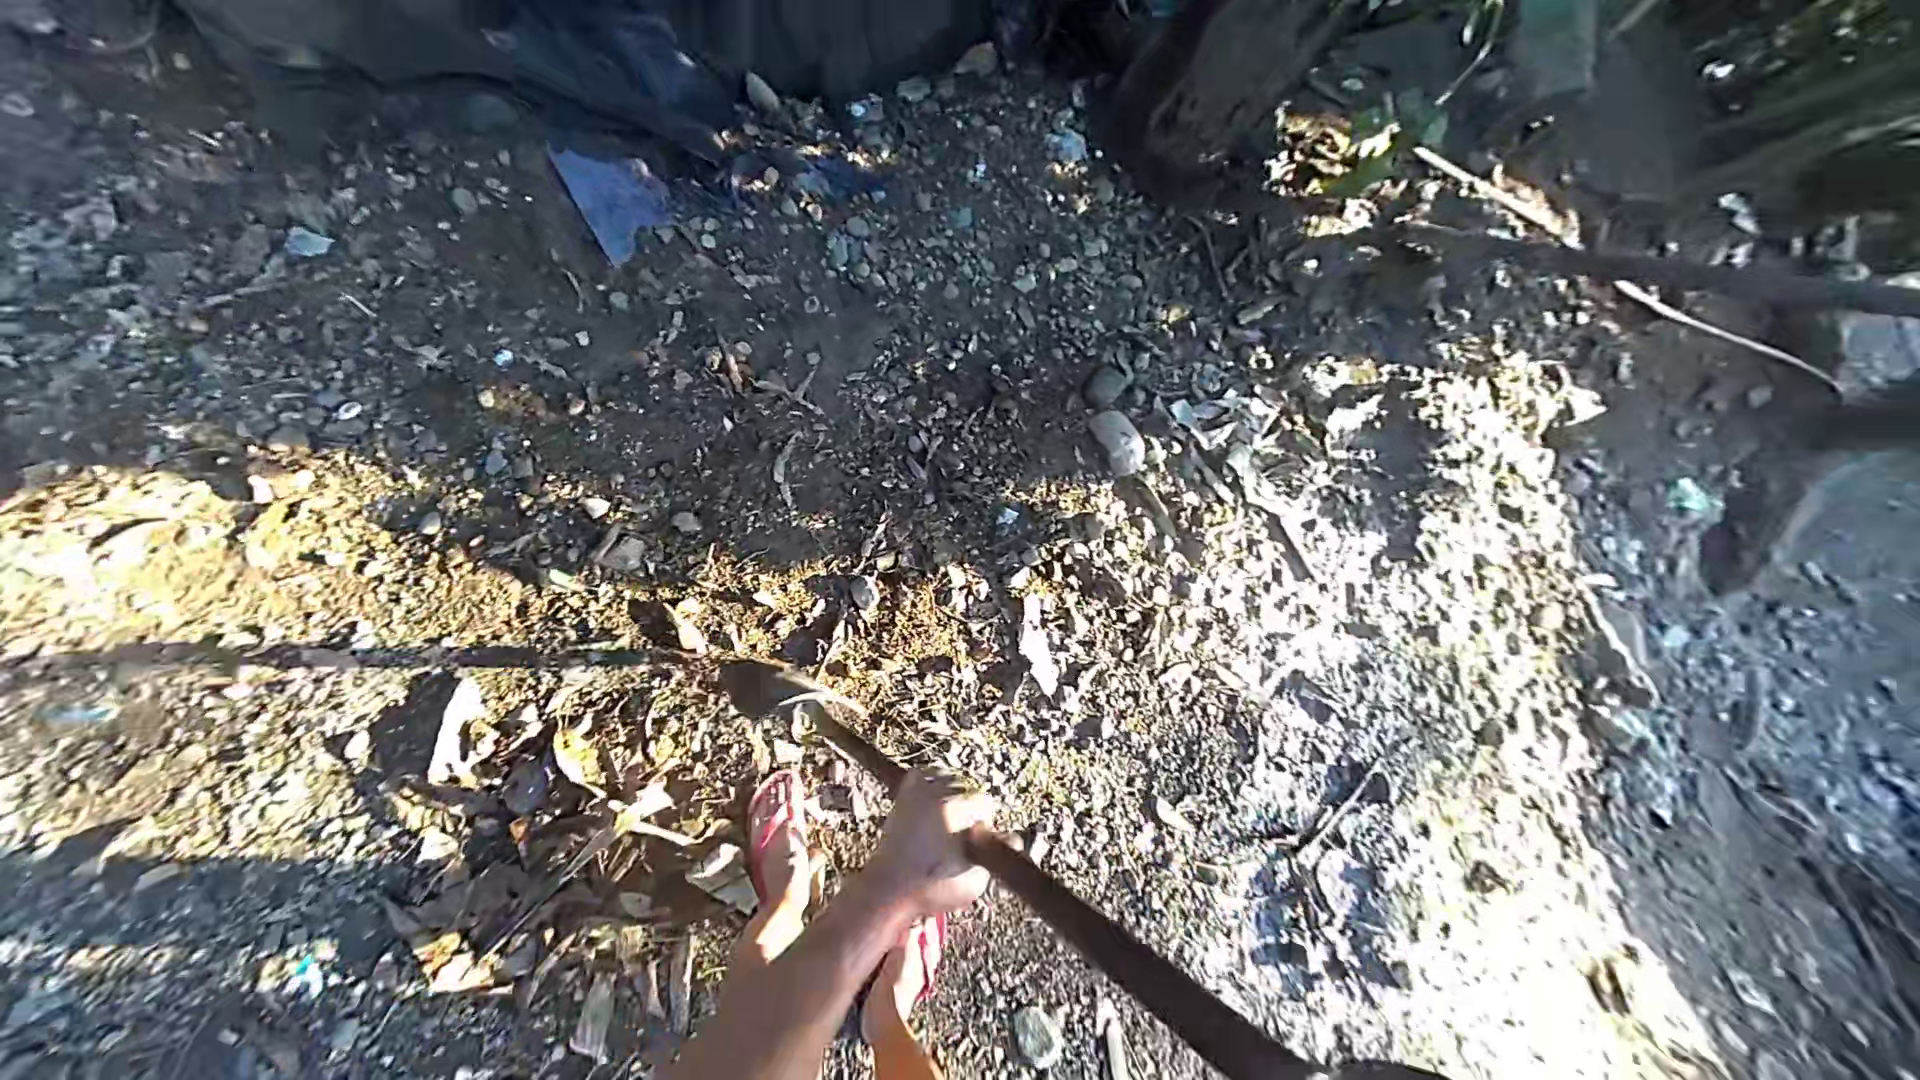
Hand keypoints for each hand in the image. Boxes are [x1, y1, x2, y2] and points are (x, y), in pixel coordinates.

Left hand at [865, 768, 994, 918]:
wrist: (889, 889)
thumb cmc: (933, 888)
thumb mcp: (975, 879)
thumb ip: (998, 854)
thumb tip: (1017, 839)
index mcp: (955, 809)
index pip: (985, 802)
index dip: (986, 823)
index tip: (979, 841)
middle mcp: (936, 793)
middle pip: (967, 787)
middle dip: (970, 808)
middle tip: (963, 834)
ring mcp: (917, 792)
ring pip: (948, 777)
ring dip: (954, 794)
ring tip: (950, 819)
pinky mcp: (903, 796)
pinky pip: (924, 773)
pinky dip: (932, 781)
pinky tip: (935, 799)